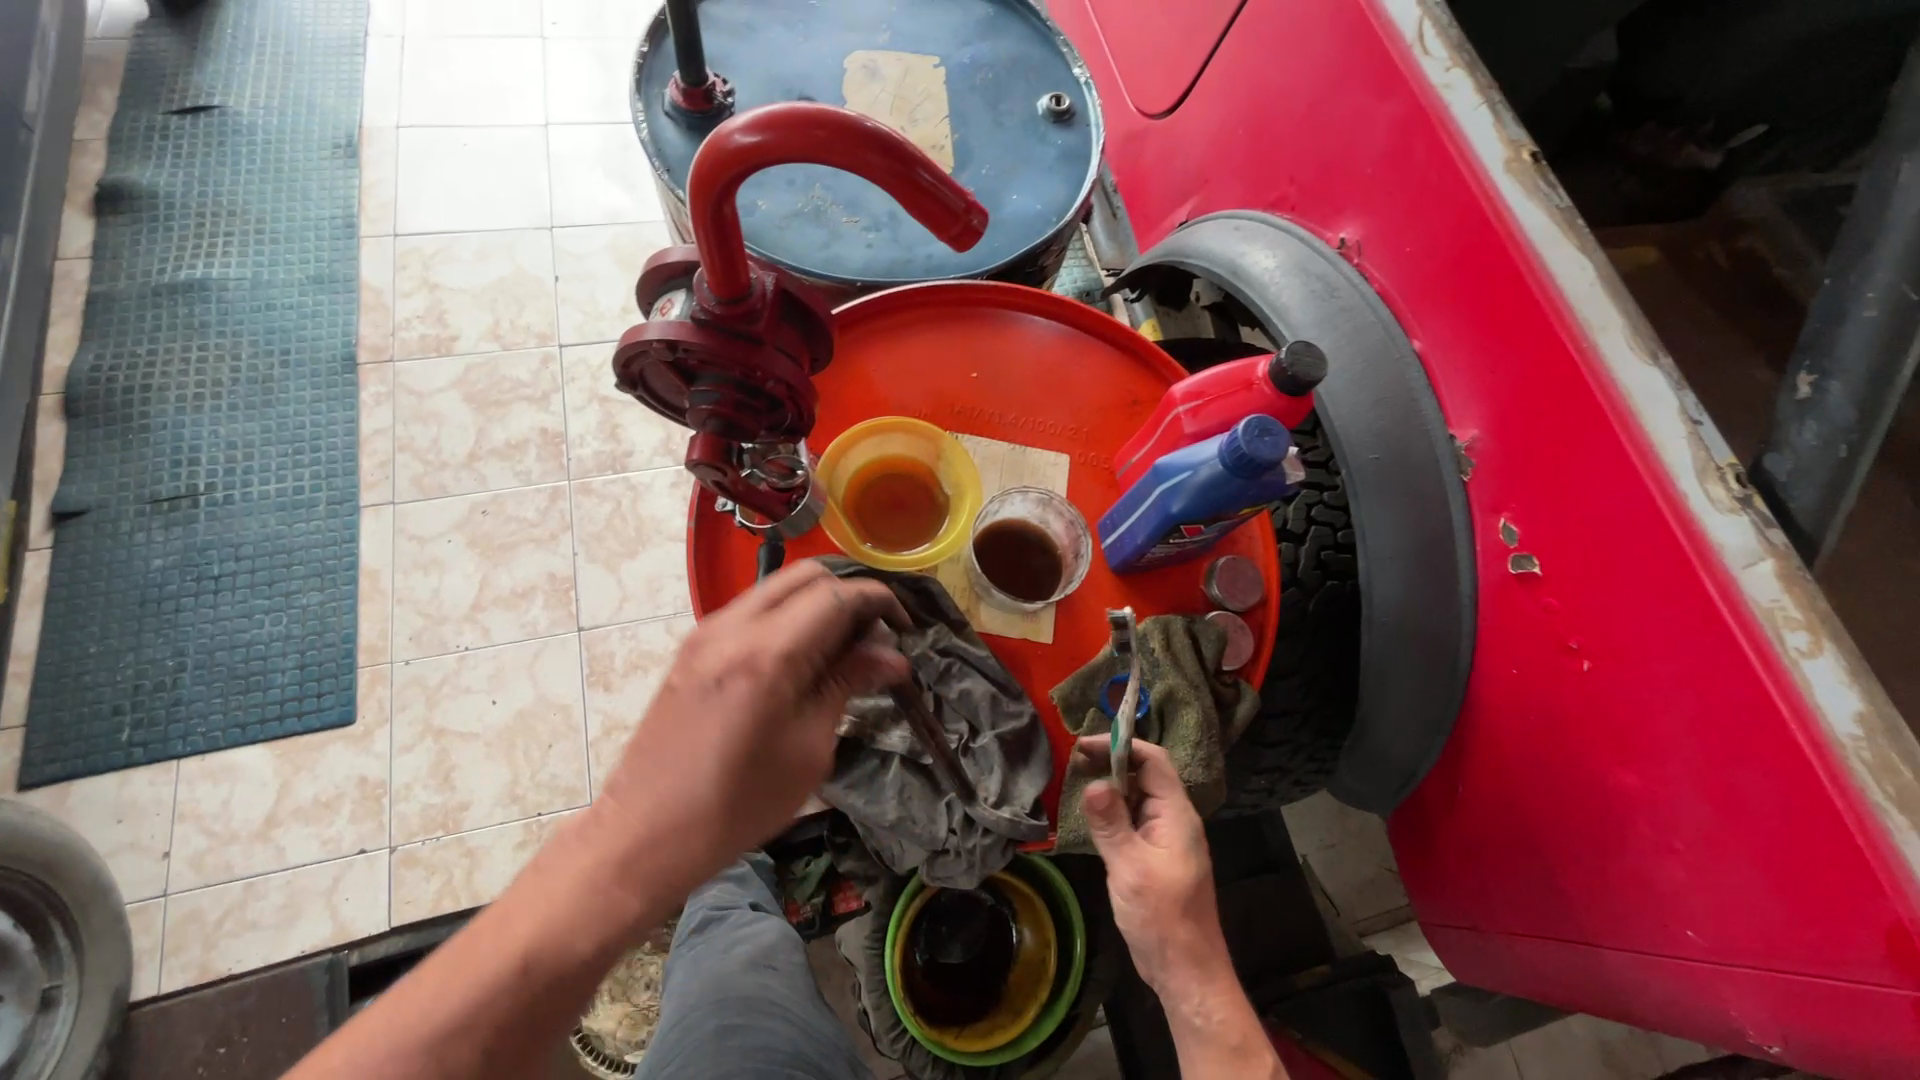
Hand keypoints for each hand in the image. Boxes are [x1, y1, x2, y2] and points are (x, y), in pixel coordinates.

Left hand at [594, 560, 911, 893]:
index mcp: (768, 654)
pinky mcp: (693, 647)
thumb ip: (845, 686)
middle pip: (807, 576)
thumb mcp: (808, 749)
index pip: (837, 595)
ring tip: (847, 645)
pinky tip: (806, 654)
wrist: (644, 833)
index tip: (905, 625)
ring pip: (778, 587)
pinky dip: (789, 615)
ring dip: (819, 601)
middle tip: (878, 632)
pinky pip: (753, 609)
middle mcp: (733, 627)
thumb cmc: (737, 805)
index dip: (879, 600)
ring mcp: (707, 632)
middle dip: (851, 592)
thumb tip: (892, 656)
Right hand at [1074, 736, 1232, 998]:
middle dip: (1111, 762)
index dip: (1121, 745)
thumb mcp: (1130, 867)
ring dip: (1110, 786)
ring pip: (1138, 798)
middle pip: (1145, 775)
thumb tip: (1092, 783)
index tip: (1083, 746)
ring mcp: (1165, 839)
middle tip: (1073, 761)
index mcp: (1177, 815)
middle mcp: (1174, 820)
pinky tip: (1089, 815)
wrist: (1185, 970)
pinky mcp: (1154, 857)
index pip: (1153, 761)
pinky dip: (1112, 811)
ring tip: (1074, 780)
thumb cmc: (1162, 917)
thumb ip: (1111, 823)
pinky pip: (1134, 821)